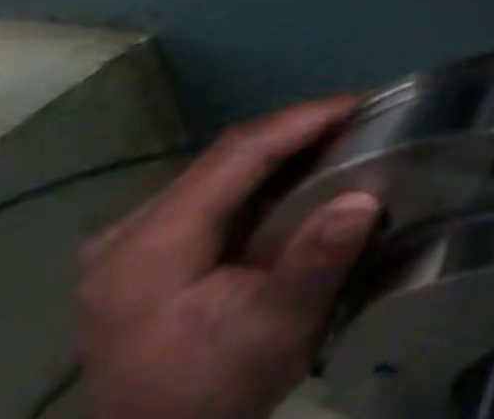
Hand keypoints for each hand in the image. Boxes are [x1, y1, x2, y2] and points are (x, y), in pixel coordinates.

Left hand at [77, 98, 381, 418]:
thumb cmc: (218, 389)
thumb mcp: (275, 332)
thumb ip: (314, 264)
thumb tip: (363, 198)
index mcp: (148, 248)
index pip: (234, 155)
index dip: (300, 122)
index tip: (361, 104)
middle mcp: (130, 231)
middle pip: (226, 155)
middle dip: (299, 128)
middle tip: (364, 116)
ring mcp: (134, 239)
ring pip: (223, 166)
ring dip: (286, 146)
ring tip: (345, 134)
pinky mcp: (151, 249)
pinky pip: (220, 187)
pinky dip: (269, 170)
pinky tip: (306, 170)